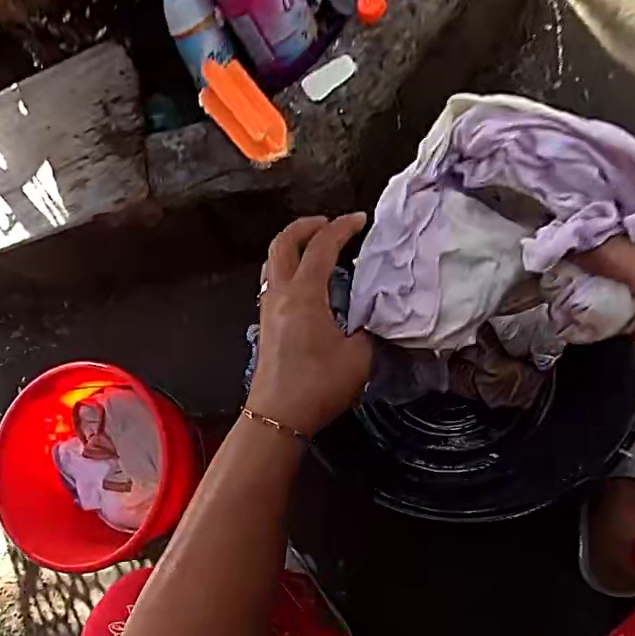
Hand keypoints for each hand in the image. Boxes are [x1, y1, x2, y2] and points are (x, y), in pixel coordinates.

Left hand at [246, 214, 372, 434]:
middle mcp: (280, 295)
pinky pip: (271, 283)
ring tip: (315, 249)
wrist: (278, 415)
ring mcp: (267, 309)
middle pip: (283, 244)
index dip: (342, 228)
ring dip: (292, 248)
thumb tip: (369, 317)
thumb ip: (368, 328)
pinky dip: (287, 270)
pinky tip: (305, 284)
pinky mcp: (265, 325)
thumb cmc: (318, 386)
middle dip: (305, 226)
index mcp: (304, 294)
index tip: (359, 220)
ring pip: (272, 263)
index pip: (321, 246)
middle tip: (328, 224)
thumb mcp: (359, 357)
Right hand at [572, 172, 634, 385]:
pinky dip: (599, 277)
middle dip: (605, 217)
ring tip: (559, 239)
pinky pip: (622, 278)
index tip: (587, 177)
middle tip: (564, 210)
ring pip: (628, 250)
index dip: (628, 177)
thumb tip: (564, 239)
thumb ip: (610, 253)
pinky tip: (569, 270)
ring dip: (598, 250)